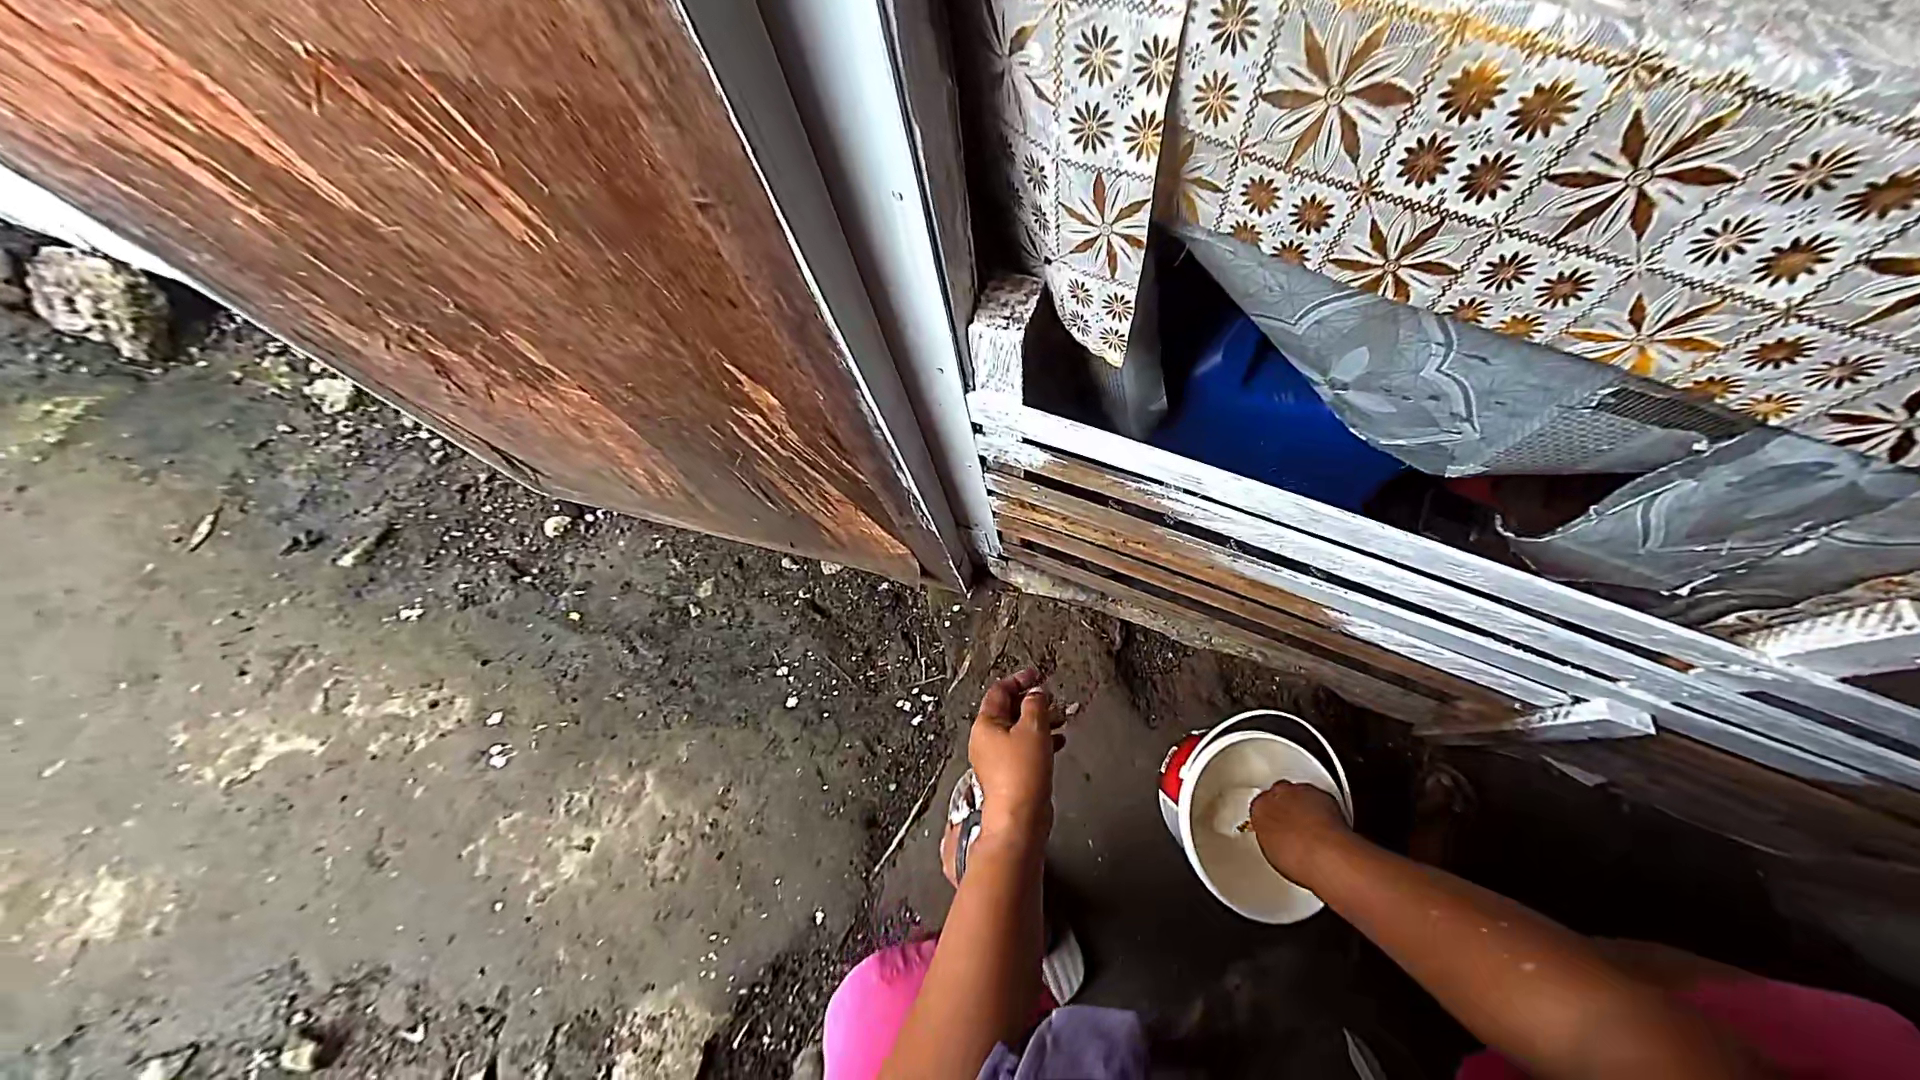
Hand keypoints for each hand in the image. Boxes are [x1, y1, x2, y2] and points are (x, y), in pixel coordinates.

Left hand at [968, 669, 1063, 837]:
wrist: (1020, 819)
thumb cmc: (1020, 777)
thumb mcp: (1033, 728)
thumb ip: (1036, 704)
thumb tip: (1037, 693)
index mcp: (985, 725)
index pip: (1000, 691)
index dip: (1020, 680)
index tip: (1036, 675)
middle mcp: (986, 740)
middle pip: (1009, 710)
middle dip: (1032, 701)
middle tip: (1050, 697)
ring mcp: (997, 758)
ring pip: (1019, 730)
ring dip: (1039, 721)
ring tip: (1059, 717)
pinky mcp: (1009, 774)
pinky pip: (1024, 748)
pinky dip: (1040, 740)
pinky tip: (1056, 742)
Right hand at [1249, 781, 1349, 882]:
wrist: (1326, 856)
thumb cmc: (1300, 858)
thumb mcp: (1272, 854)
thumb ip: (1270, 838)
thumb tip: (1277, 844)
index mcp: (1259, 808)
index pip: (1259, 807)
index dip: (1269, 819)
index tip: (1275, 829)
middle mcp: (1277, 794)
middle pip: (1278, 795)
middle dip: (1285, 807)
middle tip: (1293, 827)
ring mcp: (1300, 793)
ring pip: (1299, 794)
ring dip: (1303, 806)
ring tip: (1312, 828)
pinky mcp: (1322, 794)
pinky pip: (1319, 798)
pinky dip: (1322, 808)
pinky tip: (1326, 825)